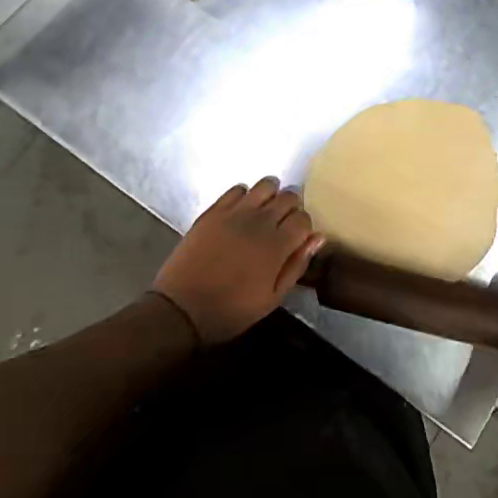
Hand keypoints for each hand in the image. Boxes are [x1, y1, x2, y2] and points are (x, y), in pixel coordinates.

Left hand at [151, 177, 323, 344]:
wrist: (179, 312)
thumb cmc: (230, 311)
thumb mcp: (272, 299)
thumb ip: (297, 265)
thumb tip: (318, 237)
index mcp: (276, 246)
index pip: (304, 218)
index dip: (304, 226)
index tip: (297, 238)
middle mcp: (259, 223)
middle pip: (289, 197)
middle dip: (292, 208)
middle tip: (282, 224)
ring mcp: (234, 214)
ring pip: (266, 185)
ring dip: (272, 194)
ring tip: (265, 211)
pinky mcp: (213, 212)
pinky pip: (237, 189)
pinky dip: (246, 195)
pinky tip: (242, 210)